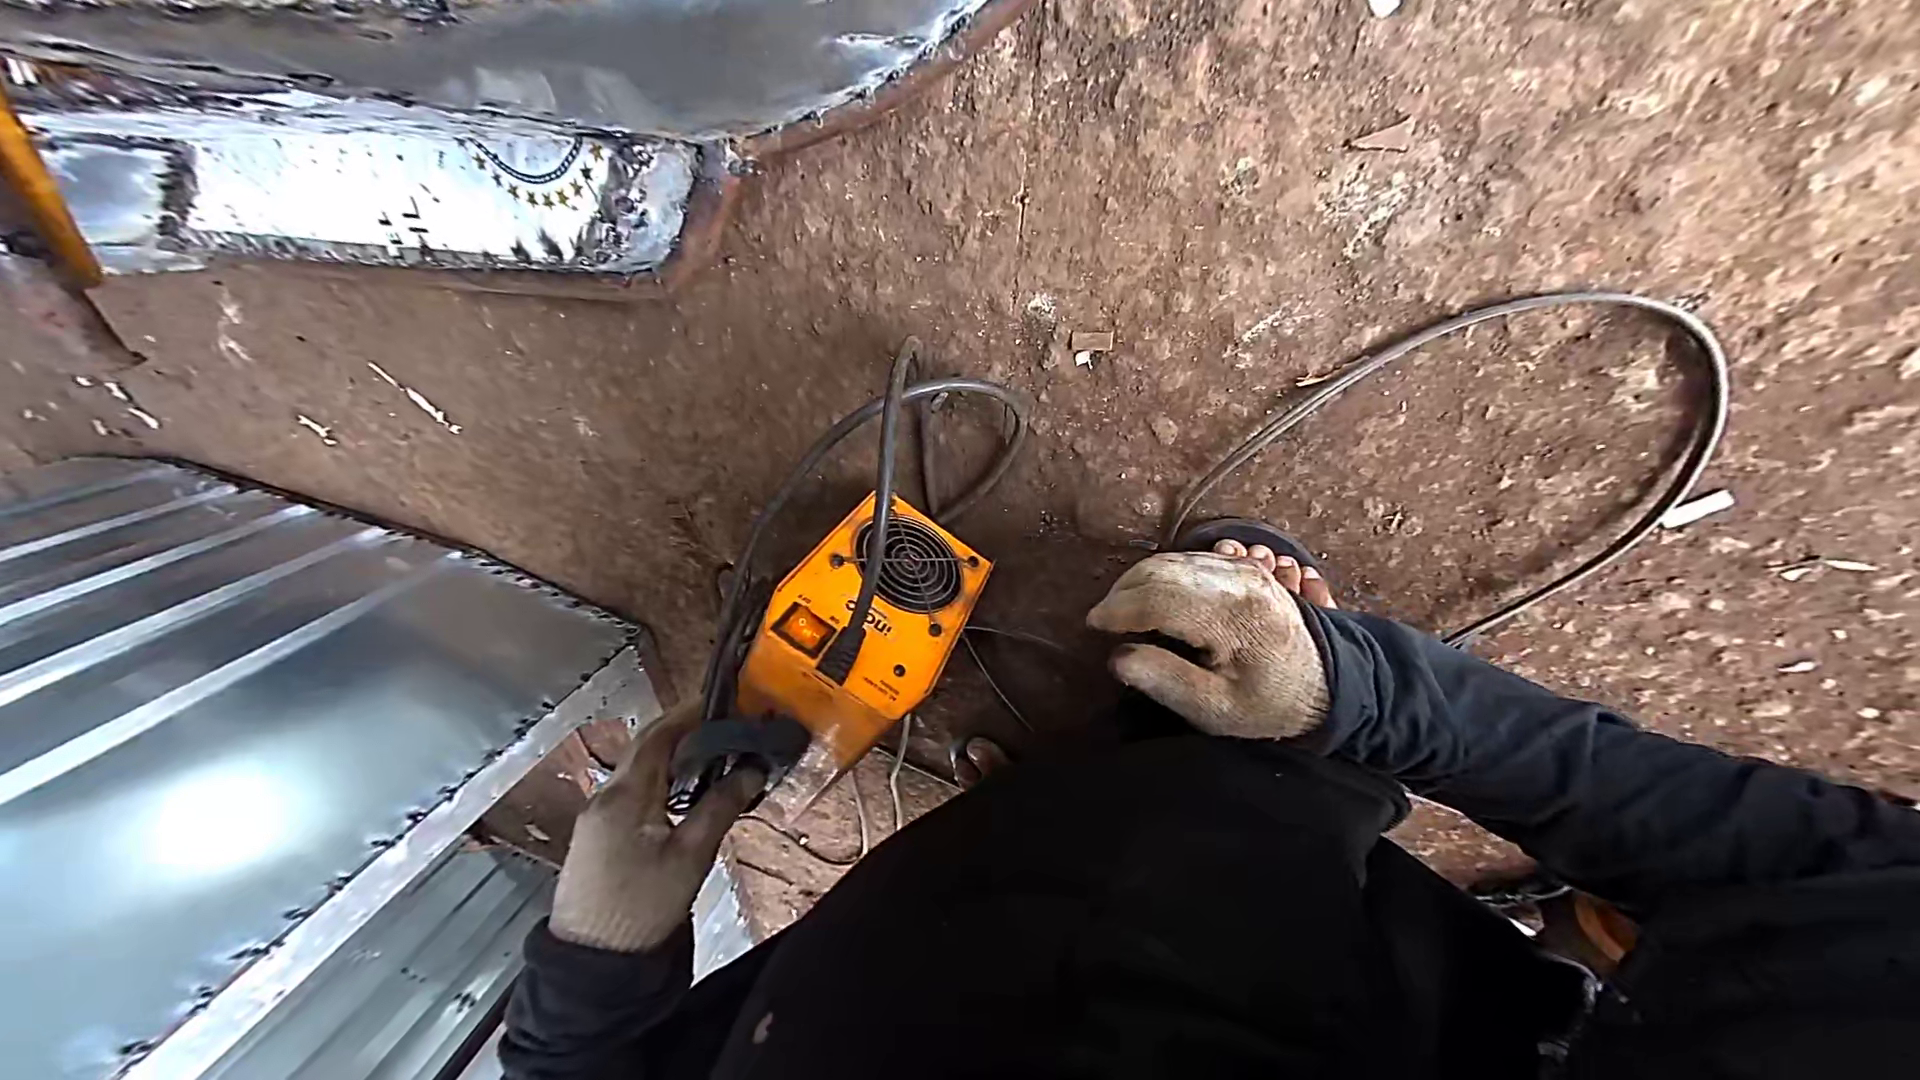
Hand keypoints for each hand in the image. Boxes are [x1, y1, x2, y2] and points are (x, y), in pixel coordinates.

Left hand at [549, 702, 766, 952]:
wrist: (590, 970)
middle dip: (683, 731)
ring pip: (638, 770)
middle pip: (645, 749)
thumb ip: (722, 805)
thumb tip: (754, 768)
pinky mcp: (596, 837)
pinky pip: (632, 791)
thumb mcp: (692, 855)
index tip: (721, 702)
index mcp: (625, 796)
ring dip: (672, 755)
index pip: (657, 737)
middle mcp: (604, 798)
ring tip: (713, 753)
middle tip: (724, 725)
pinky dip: (660, 778)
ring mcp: (596, 818)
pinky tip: (685, 790)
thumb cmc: (644, 907)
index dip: (688, 714)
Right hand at [1086, 551, 1329, 739]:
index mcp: (1230, 618)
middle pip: (1160, 571)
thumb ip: (1164, 680)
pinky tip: (1152, 594)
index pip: (1156, 599)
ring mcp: (1243, 570)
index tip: (1094, 626)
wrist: (1331, 685)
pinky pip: (1190, 558)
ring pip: (1172, 560)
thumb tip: (1116, 657)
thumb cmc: (1270, 704)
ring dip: (1138, 580)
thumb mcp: (1215, 709)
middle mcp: (1236, 582)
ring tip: (1122, 609)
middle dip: (1121, 592)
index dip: (1117, 610)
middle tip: (1104, 619)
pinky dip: (1162, 573)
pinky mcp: (1245, 568)